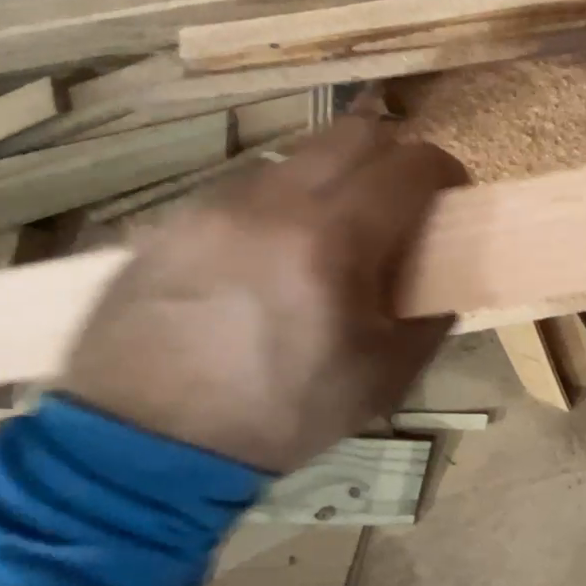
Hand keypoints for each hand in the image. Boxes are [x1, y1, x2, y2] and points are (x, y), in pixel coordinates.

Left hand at [61, 116, 469, 472]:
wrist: (133, 452)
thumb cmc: (279, 413)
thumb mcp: (387, 374)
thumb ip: (433, 310)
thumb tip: (446, 273)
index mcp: (333, 240)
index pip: (413, 163)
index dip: (447, 174)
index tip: (452, 201)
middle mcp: (272, 204)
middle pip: (357, 132)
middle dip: (395, 157)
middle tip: (402, 202)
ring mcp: (212, 207)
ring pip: (301, 155)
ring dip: (336, 178)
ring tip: (335, 232)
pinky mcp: (170, 222)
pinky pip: (249, 187)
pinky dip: (283, 203)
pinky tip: (275, 253)